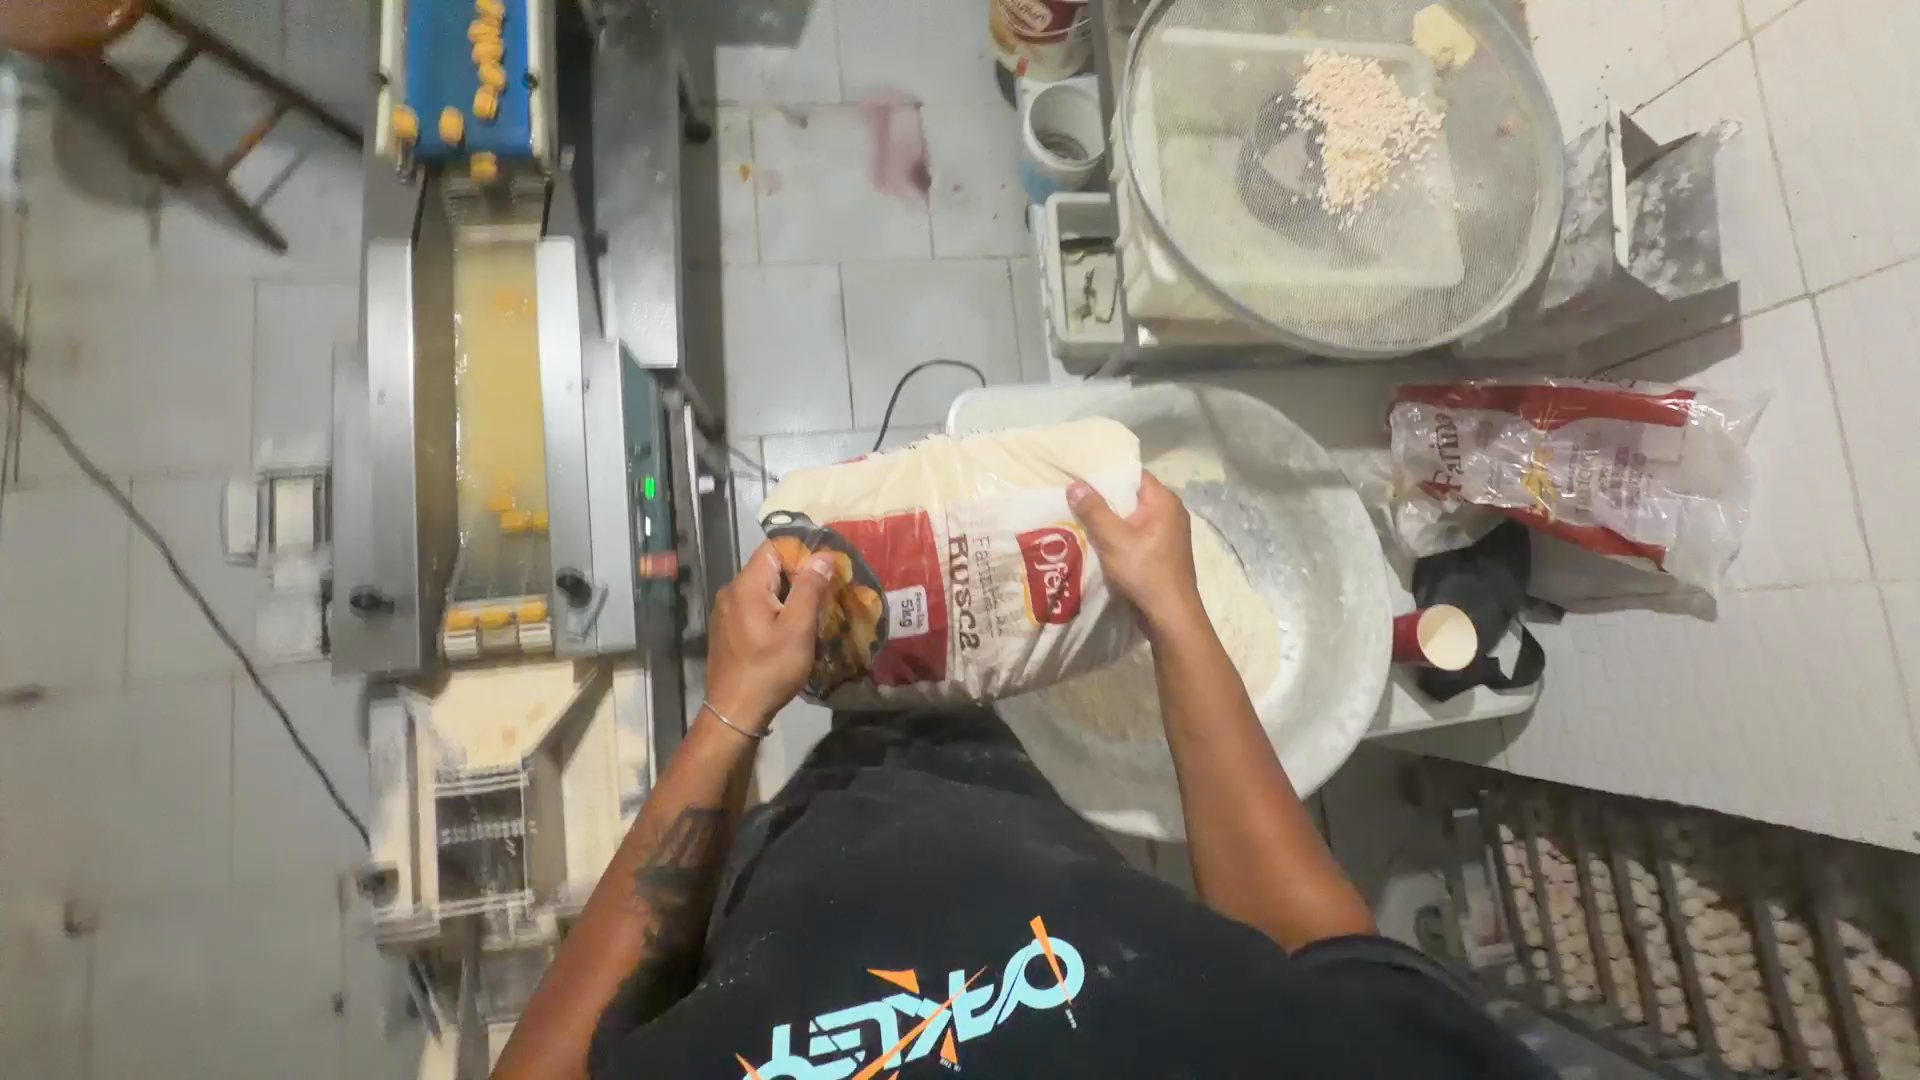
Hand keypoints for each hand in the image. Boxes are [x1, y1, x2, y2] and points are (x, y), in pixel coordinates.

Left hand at [704, 540, 835, 731]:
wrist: (734, 712)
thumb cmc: (770, 670)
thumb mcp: (798, 628)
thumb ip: (810, 588)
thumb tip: (823, 556)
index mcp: (746, 585)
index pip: (774, 548)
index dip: (802, 552)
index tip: (827, 571)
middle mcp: (731, 591)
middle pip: (769, 568)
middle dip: (799, 576)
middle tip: (826, 594)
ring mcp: (726, 611)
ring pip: (763, 589)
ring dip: (789, 596)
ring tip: (812, 614)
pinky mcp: (727, 629)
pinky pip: (755, 607)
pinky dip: (775, 610)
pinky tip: (789, 631)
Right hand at [1068, 473, 1203, 639]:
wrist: (1169, 615)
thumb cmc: (1144, 571)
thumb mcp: (1113, 538)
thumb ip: (1093, 509)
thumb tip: (1076, 484)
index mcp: (1164, 501)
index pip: (1132, 474)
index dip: (1106, 474)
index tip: (1080, 476)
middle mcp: (1171, 512)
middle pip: (1131, 495)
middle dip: (1104, 498)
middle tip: (1074, 498)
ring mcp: (1168, 534)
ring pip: (1132, 517)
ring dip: (1109, 520)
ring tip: (1080, 518)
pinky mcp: (1163, 553)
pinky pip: (1136, 535)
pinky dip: (1118, 536)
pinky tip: (1098, 542)